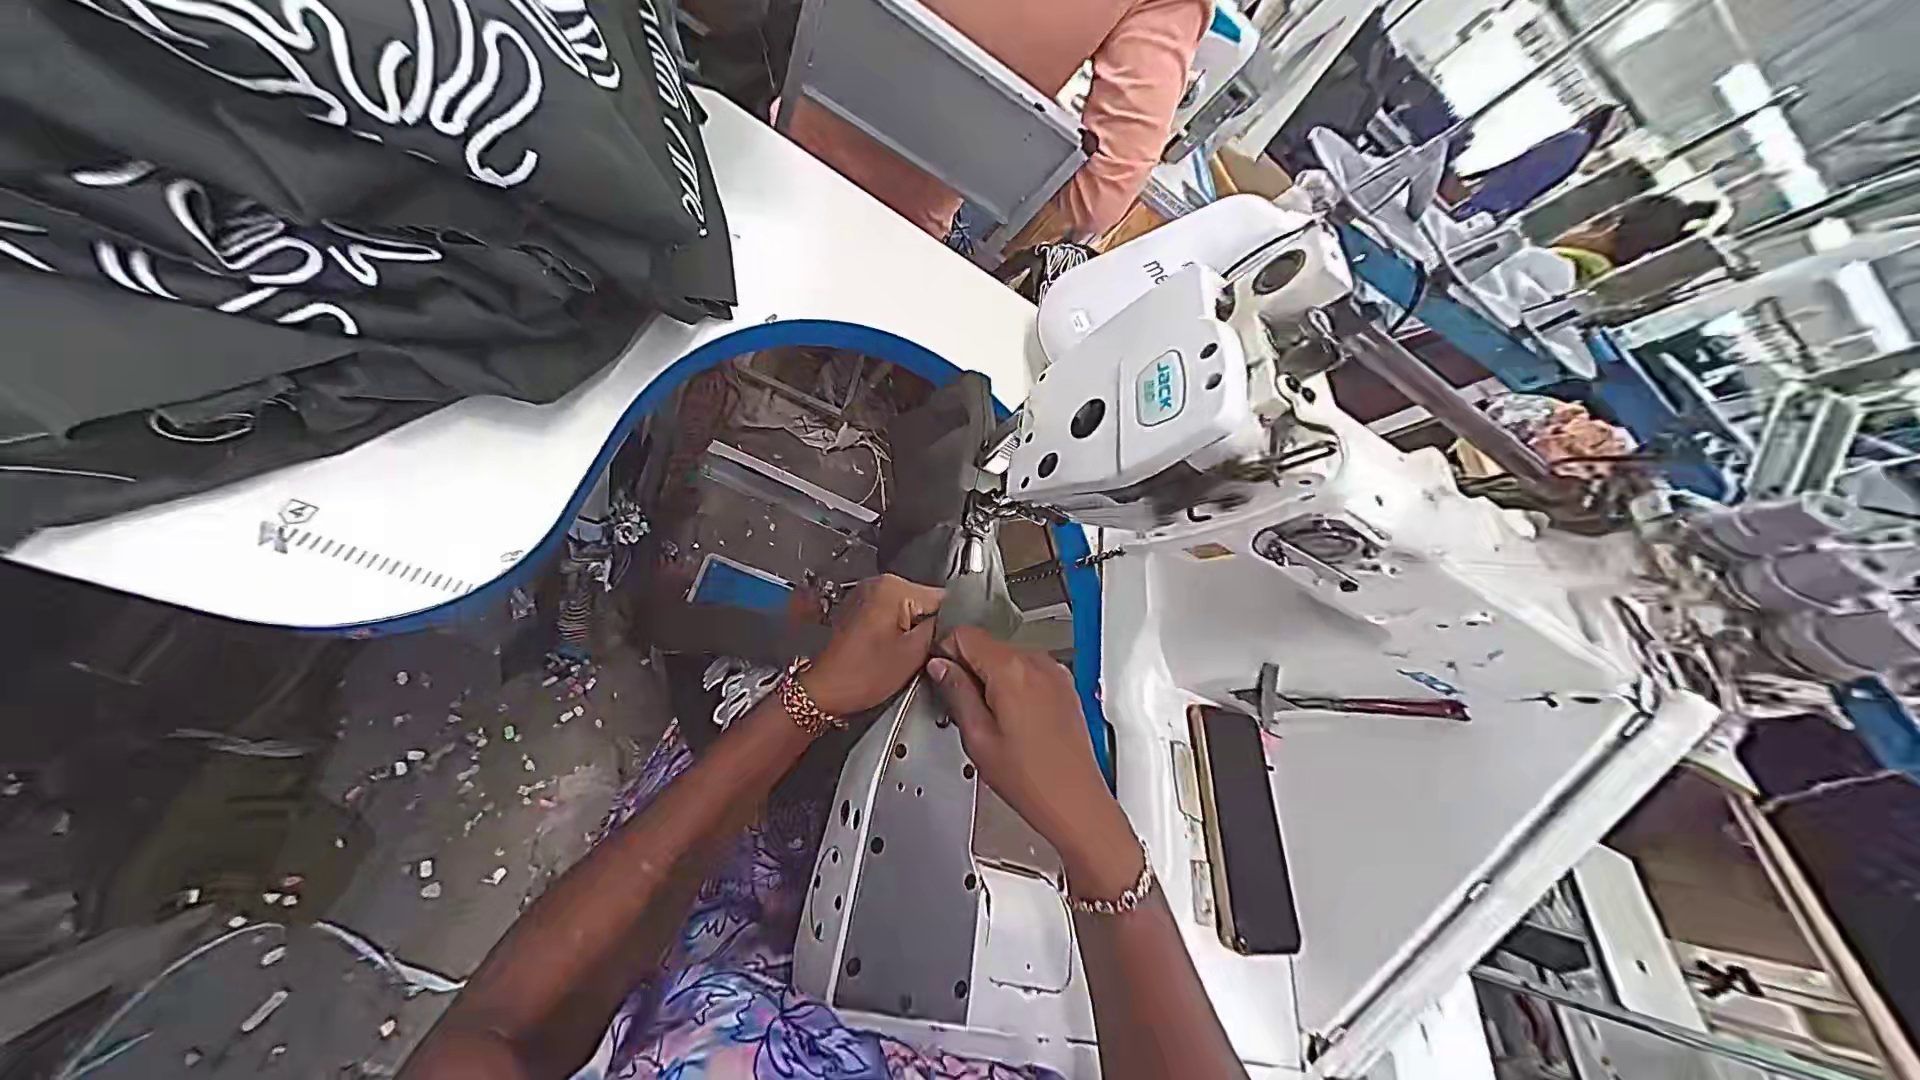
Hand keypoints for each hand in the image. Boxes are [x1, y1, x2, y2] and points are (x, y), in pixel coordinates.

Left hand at [801, 574, 942, 714]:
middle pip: (925, 602)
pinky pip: (891, 615)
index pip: (942, 598)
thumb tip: (951, 623)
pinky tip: (889, 651)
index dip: (950, 624)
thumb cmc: (858, 675)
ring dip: (913, 630)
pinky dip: (896, 631)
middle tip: (924, 654)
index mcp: (893, 588)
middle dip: (929, 627)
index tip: (946, 643)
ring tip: (903, 654)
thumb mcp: (913, 654)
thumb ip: (939, 630)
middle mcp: (878, 584)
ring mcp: (866, 595)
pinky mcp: (859, 610)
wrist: (822, 690)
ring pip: (909, 610)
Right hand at [926, 627, 1137, 895]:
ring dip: (992, 677)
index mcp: (1011, 670)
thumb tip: (941, 667)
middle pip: (988, 644)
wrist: (1075, 801)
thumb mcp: (978, 737)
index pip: (965, 634)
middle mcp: (1037, 663)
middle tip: (963, 706)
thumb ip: (956, 692)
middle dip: (969, 668)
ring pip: (1007, 657)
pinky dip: (1014, 685)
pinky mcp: (1064, 685)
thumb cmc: (1032, 779)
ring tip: (991, 720)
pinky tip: (1013, 720)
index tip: (941, 674)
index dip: (946, 652)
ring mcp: (1054, 672)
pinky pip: (1028, 671)